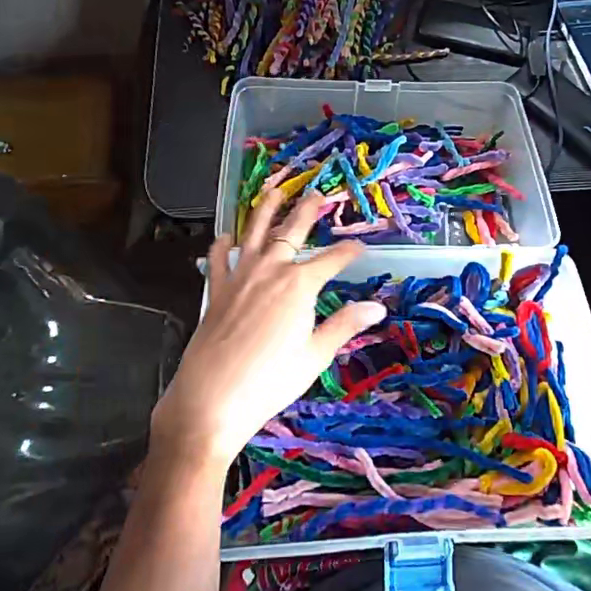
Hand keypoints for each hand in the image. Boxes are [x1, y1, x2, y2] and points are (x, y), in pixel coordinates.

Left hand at [151, 190, 387, 467]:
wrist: (212, 398)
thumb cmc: (271, 381)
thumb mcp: (315, 355)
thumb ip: (344, 325)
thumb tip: (378, 307)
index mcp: (299, 285)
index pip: (332, 260)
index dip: (348, 252)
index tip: (360, 247)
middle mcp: (270, 271)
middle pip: (292, 232)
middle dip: (307, 211)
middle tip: (318, 195)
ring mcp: (239, 277)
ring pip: (254, 233)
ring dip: (265, 210)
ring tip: (273, 192)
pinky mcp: (216, 291)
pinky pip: (219, 259)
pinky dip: (223, 244)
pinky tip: (227, 237)